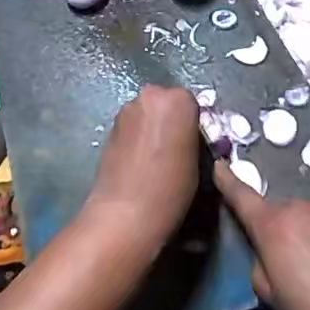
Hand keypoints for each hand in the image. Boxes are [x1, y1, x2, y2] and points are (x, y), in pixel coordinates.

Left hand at [83, 85, 200, 248]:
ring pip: (148, 112)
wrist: (124, 214)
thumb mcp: (198, 164)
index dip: (195, 125)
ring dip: (154, 127)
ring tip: (156, 157)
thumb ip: (196, 139)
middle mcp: (150, 95)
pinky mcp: (111, 124)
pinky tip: (140, 160)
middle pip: (168, 102)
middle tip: (177, 149)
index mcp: (178, 99)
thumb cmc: (170, 189)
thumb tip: (192, 137)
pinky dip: (139, 135)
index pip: (193, 103)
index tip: (195, 145)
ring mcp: (127, 108)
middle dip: (172, 120)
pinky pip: (133, 124)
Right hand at [211, 161, 309, 309]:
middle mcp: (303, 207)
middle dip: (272, 229)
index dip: (226, 180)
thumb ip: (260, 266)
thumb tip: (266, 254)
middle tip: (279, 264)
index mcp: (276, 225)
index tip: (216, 164)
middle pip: (276, 210)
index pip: (241, 194)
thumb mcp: (274, 301)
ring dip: (300, 234)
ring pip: (303, 217)